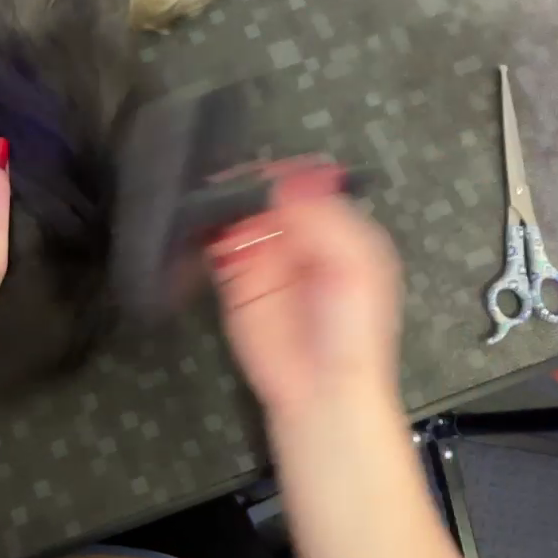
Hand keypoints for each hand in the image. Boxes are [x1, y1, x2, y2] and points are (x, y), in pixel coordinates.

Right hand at [208, 165, 401, 422]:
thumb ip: (323, 220)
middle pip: (265, 197)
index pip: (304, 185)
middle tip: (231, 183)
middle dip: (246, 186)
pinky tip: (204, 228)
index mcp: (336, 230)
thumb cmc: (351, 334)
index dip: (284, 174)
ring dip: (224, 208)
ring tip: (213, 202)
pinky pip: (216, 248)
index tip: (265, 170)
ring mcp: (264, 261)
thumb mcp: (353, 266)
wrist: (319, 387)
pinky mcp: (235, 283)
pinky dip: (206, 235)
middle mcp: (298, 240)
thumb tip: (293, 180)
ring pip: (237, 218)